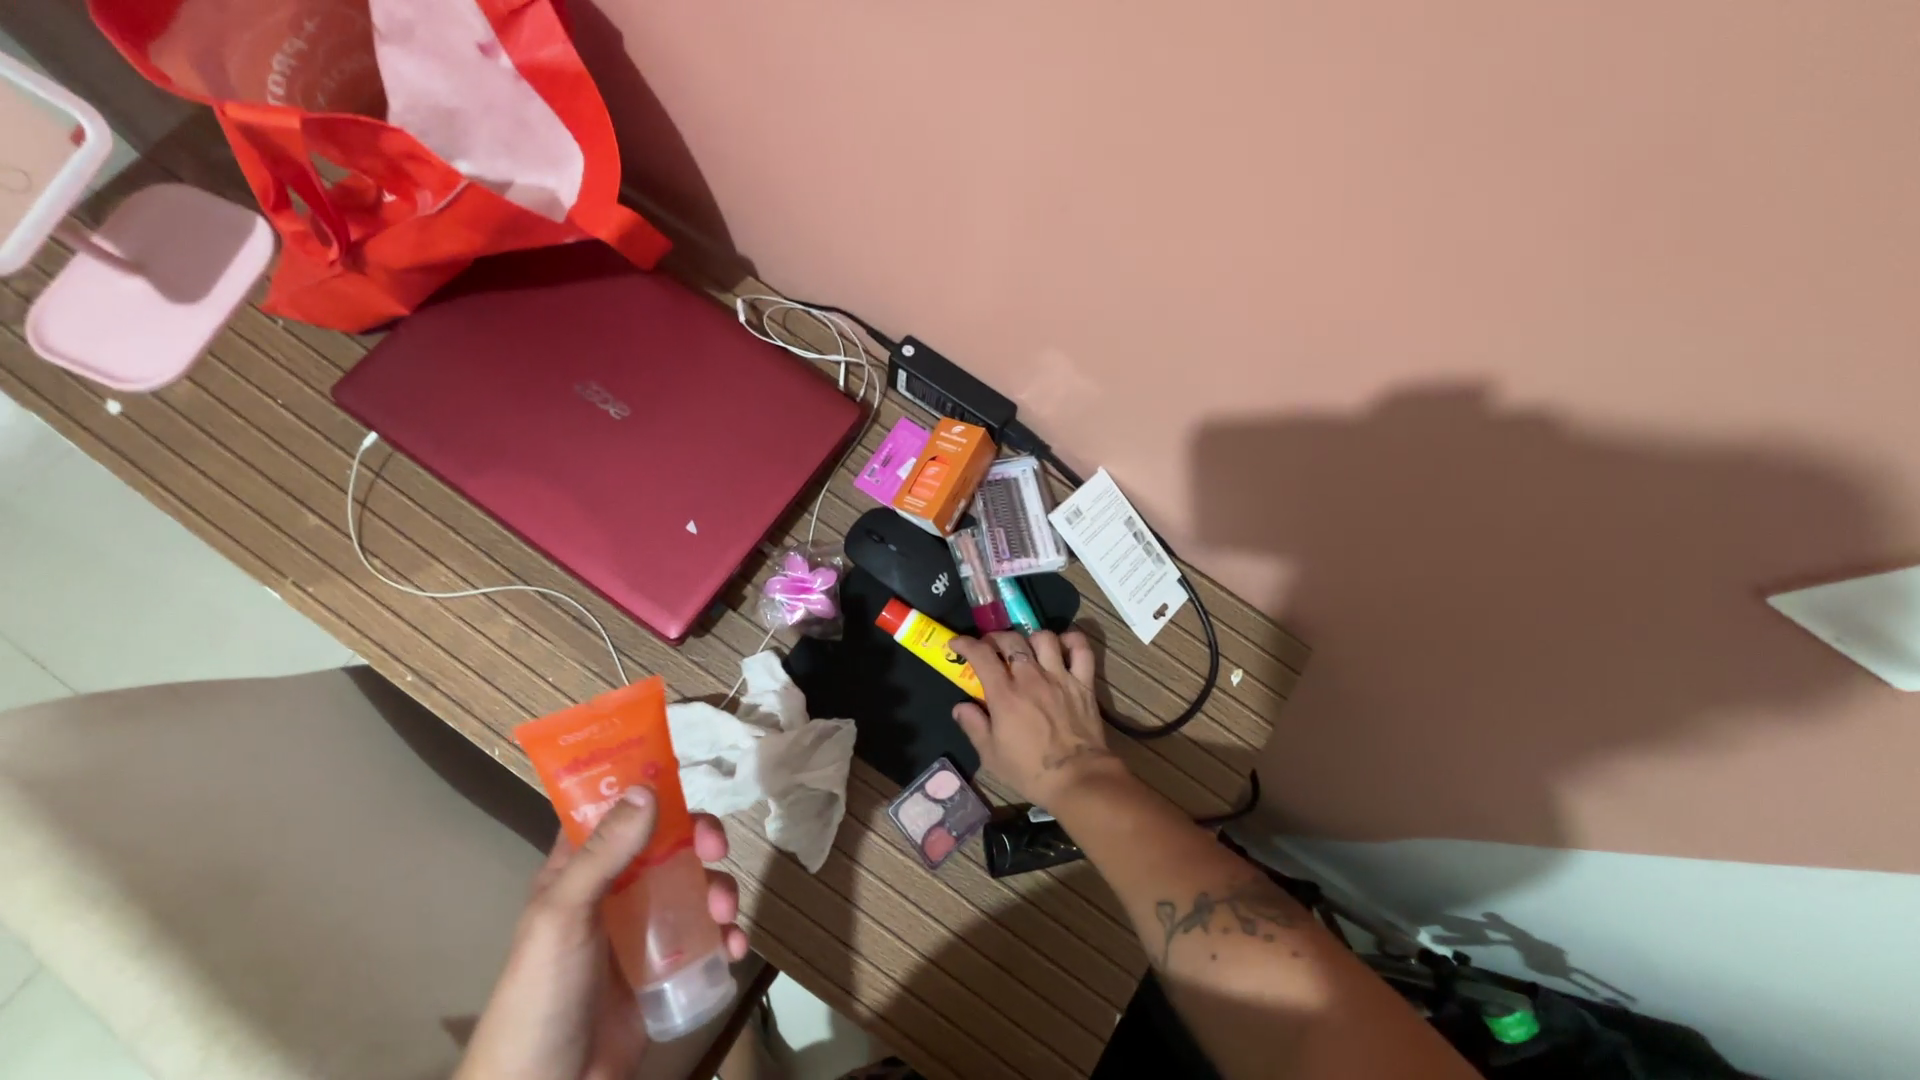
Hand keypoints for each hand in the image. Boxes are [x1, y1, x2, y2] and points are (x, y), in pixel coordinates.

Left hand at [456, 787, 749, 1079]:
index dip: (650, 793)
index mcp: (580, 873)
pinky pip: (706, 937)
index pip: (616, 814)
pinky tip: (734, 949)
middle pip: (668, 846)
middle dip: (700, 842)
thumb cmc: (543, 994)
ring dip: (720, 890)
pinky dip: (727, 936)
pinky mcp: (666, 969)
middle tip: (717, 851)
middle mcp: (614, 892)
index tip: (684, 787)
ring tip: (726, 915)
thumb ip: (602, 855)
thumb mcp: (563, 917)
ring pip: (695, 887)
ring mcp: (642, 931)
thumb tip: (646, 788)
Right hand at [951, 629, 1129, 808]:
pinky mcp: (1083, 683)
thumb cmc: (1029, 771)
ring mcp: (1060, 677)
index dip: (966, 643)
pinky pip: (1081, 649)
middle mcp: (1031, 677)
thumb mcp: (991, 755)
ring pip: (1044, 638)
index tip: (957, 644)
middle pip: (1011, 640)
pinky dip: (1071, 641)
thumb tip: (960, 706)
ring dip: (1031, 638)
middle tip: (991, 648)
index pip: (981, 654)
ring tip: (1027, 649)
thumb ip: (973, 726)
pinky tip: (1062, 646)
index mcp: (1004, 694)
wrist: (1076, 778)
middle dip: (995, 638)